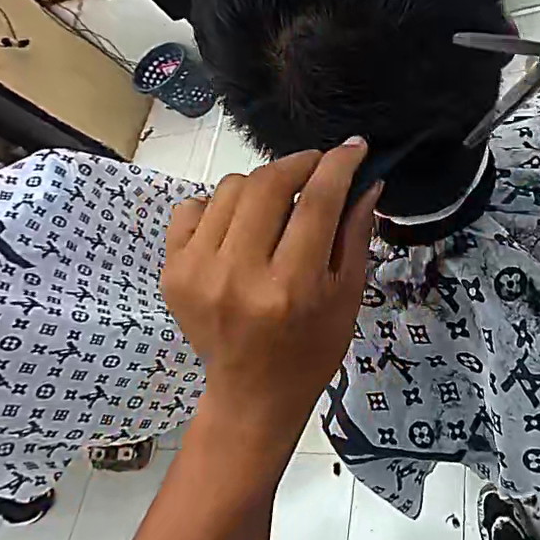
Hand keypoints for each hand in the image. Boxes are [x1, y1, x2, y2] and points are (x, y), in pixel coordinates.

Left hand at [161, 140, 379, 451]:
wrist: (254, 392)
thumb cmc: (315, 346)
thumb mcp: (349, 293)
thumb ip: (355, 233)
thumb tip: (367, 181)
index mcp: (294, 286)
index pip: (317, 203)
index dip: (339, 165)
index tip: (355, 146)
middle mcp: (240, 274)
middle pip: (268, 185)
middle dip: (300, 163)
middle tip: (319, 166)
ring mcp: (197, 272)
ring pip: (232, 189)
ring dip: (265, 184)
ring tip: (282, 205)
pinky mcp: (171, 272)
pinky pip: (194, 207)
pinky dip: (222, 204)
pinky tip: (243, 226)